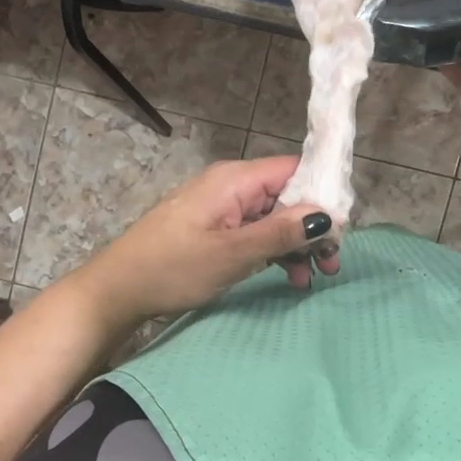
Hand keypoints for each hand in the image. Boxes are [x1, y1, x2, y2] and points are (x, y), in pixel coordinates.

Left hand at [70, 156, 334, 322]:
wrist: (119, 290)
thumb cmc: (173, 269)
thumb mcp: (232, 254)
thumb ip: (280, 233)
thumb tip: (326, 214)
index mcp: (235, 180)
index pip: (294, 170)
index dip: (322, 195)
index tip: (341, 231)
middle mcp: (231, 186)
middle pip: (287, 196)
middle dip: (312, 228)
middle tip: (332, 264)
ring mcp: (222, 209)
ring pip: (273, 218)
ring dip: (296, 246)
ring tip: (310, 279)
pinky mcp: (215, 230)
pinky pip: (255, 233)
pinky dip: (274, 252)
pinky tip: (288, 277)